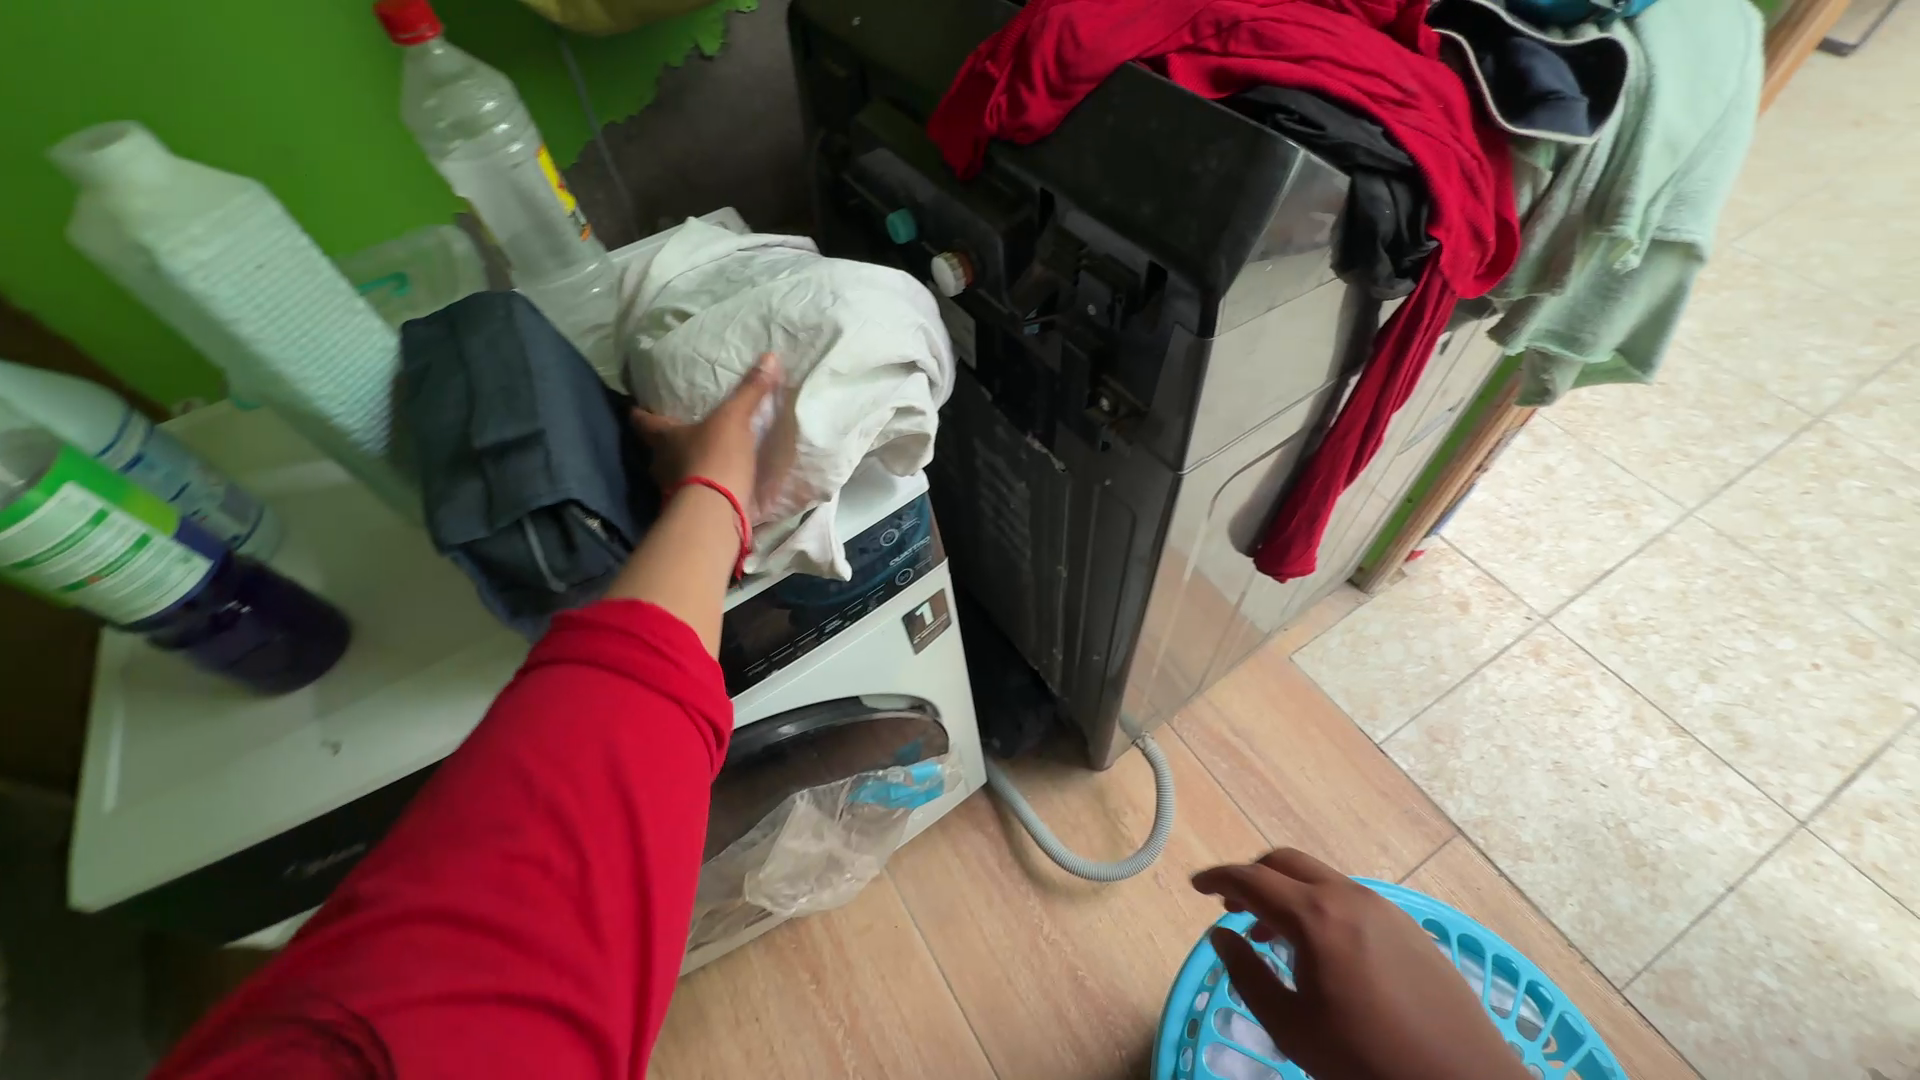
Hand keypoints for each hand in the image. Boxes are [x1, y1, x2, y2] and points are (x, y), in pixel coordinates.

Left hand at [632, 353, 782, 513]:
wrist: (717, 511)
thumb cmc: (715, 457)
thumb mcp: (735, 419)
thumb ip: (750, 392)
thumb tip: (770, 357)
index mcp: (664, 438)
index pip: (643, 421)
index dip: (640, 413)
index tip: (637, 408)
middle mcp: (662, 465)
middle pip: (657, 450)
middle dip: (667, 444)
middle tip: (681, 434)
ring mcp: (674, 492)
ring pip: (675, 475)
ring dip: (686, 469)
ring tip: (703, 460)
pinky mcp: (692, 512)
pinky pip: (695, 496)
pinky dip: (704, 490)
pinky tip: (718, 487)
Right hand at [1191, 849, 1530, 1079]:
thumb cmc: (1366, 1063)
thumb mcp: (1291, 1027)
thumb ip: (1247, 974)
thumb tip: (1221, 935)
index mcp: (1314, 917)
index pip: (1251, 879)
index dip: (1217, 879)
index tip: (1196, 886)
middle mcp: (1347, 896)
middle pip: (1285, 862)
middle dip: (1252, 876)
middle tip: (1232, 906)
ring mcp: (1382, 908)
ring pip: (1319, 878)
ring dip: (1287, 892)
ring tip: (1273, 936)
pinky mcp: (1408, 927)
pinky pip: (1348, 897)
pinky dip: (1319, 905)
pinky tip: (1322, 950)